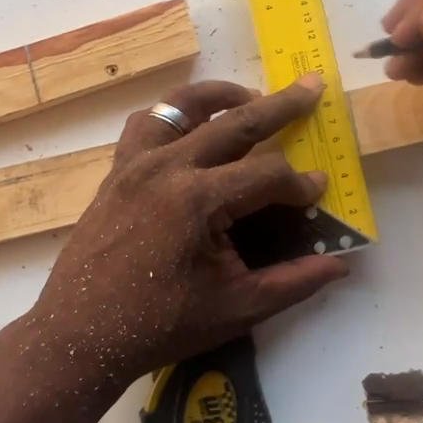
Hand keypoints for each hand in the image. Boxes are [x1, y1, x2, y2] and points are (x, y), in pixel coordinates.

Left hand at [31, 76, 350, 377]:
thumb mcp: (237, 308)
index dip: (300, 183)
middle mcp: (166, 168)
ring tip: (249, 96)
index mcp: (198, 200)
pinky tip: (191, 128)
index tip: (319, 191)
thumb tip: (341, 264)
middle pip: (235, 122)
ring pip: (181, 106)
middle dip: (281, 105)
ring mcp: (135, 165)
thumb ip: (294, 281)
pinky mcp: (116, 172)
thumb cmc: (160, 326)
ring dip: (220, 96)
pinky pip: (145, 125)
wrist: (80, 336)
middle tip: (311, 85)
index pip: (267, 174)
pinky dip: (172, 115)